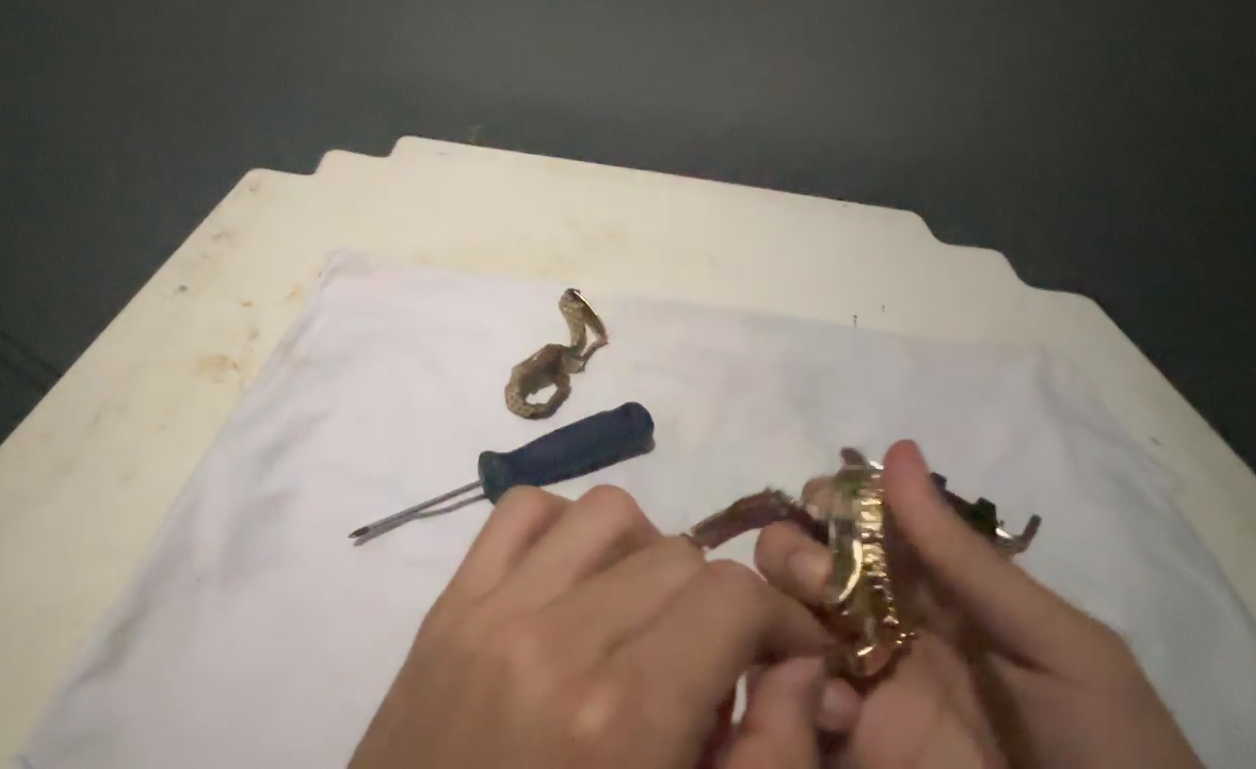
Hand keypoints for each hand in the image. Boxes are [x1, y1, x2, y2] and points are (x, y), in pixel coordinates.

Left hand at [350, 485, 839, 768]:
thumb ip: (769, 755)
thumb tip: (806, 663)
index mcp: (622, 717)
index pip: (730, 597)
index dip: (780, 620)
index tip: (787, 655)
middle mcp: (557, 642)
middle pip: (677, 556)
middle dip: (717, 603)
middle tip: (711, 662)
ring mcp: (492, 612)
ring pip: (607, 512)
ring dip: (647, 552)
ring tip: (645, 611)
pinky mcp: (449, 605)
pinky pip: (521, 510)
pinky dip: (566, 526)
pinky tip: (577, 580)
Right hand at [754, 440, 1204, 768]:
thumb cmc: (1108, 746)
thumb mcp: (1058, 645)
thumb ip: (967, 558)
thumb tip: (896, 448)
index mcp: (940, 589)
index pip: (863, 519)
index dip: (833, 499)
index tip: (823, 503)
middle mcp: (888, 623)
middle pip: (806, 559)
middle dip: (794, 550)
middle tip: (820, 578)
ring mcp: (864, 685)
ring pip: (785, 617)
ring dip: (783, 608)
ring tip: (818, 637)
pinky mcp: (848, 742)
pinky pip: (791, 697)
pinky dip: (791, 689)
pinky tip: (838, 707)